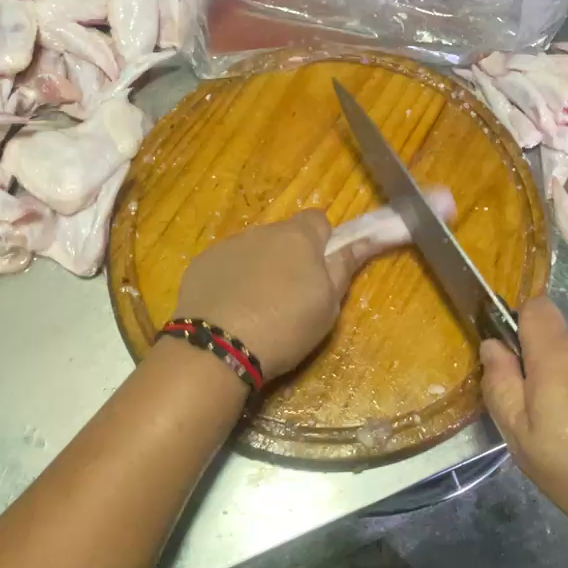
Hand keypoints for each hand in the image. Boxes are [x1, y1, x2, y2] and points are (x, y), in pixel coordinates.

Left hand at [171, 210, 374, 380]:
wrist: (218, 347)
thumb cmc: (285, 327)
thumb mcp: (328, 305)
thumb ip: (344, 267)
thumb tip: (366, 240)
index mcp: (298, 238)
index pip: (319, 219)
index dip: (324, 241)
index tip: (322, 270)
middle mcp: (263, 231)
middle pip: (284, 236)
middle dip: (290, 258)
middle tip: (291, 297)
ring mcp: (228, 246)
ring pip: (254, 250)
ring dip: (260, 268)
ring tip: (257, 309)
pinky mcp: (202, 264)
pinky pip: (226, 265)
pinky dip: (231, 280)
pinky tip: (229, 310)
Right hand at [480, 296, 567, 554]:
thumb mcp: (523, 439)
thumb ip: (501, 387)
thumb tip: (492, 346)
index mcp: (555, 355)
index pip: (536, 307)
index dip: (519, 325)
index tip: (512, 363)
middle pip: (555, 340)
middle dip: (539, 366)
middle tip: (534, 416)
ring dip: (565, 386)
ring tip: (567, 435)